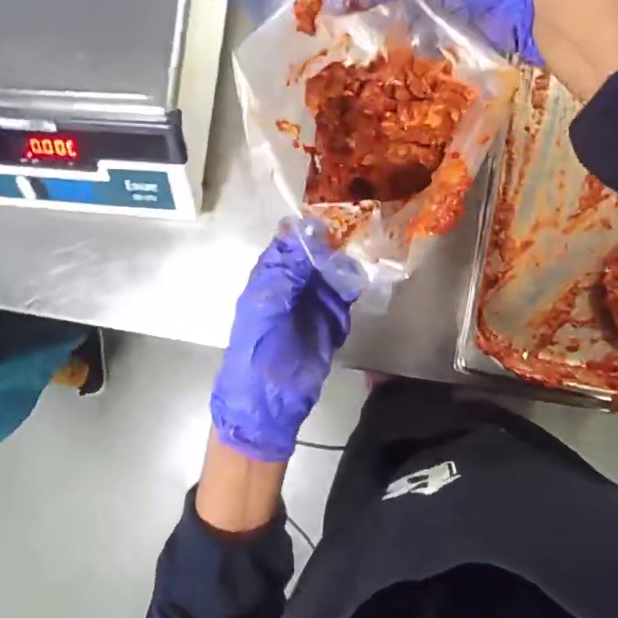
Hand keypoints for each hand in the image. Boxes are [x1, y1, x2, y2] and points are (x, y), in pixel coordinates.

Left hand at [210, 232, 357, 461]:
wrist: (269, 398)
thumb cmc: (259, 347)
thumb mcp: (268, 302)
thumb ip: (288, 266)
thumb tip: (303, 227)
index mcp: (270, 276)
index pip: (292, 241)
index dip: (311, 230)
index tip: (337, 219)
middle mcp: (293, 285)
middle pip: (319, 255)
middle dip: (335, 250)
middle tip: (358, 242)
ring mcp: (312, 304)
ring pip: (335, 275)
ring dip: (346, 273)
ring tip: (355, 273)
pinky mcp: (330, 323)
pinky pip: (344, 300)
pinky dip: (350, 297)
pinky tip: (353, 295)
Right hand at [327, 0, 560, 63]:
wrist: (536, 2)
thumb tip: (332, 2)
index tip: (334, 18)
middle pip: (395, 4)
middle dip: (373, 23)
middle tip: (347, 45)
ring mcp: (452, 11)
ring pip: (411, 29)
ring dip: (393, 44)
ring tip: (367, 62)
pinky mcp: (464, 38)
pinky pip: (431, 48)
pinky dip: (416, 57)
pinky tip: (400, 70)